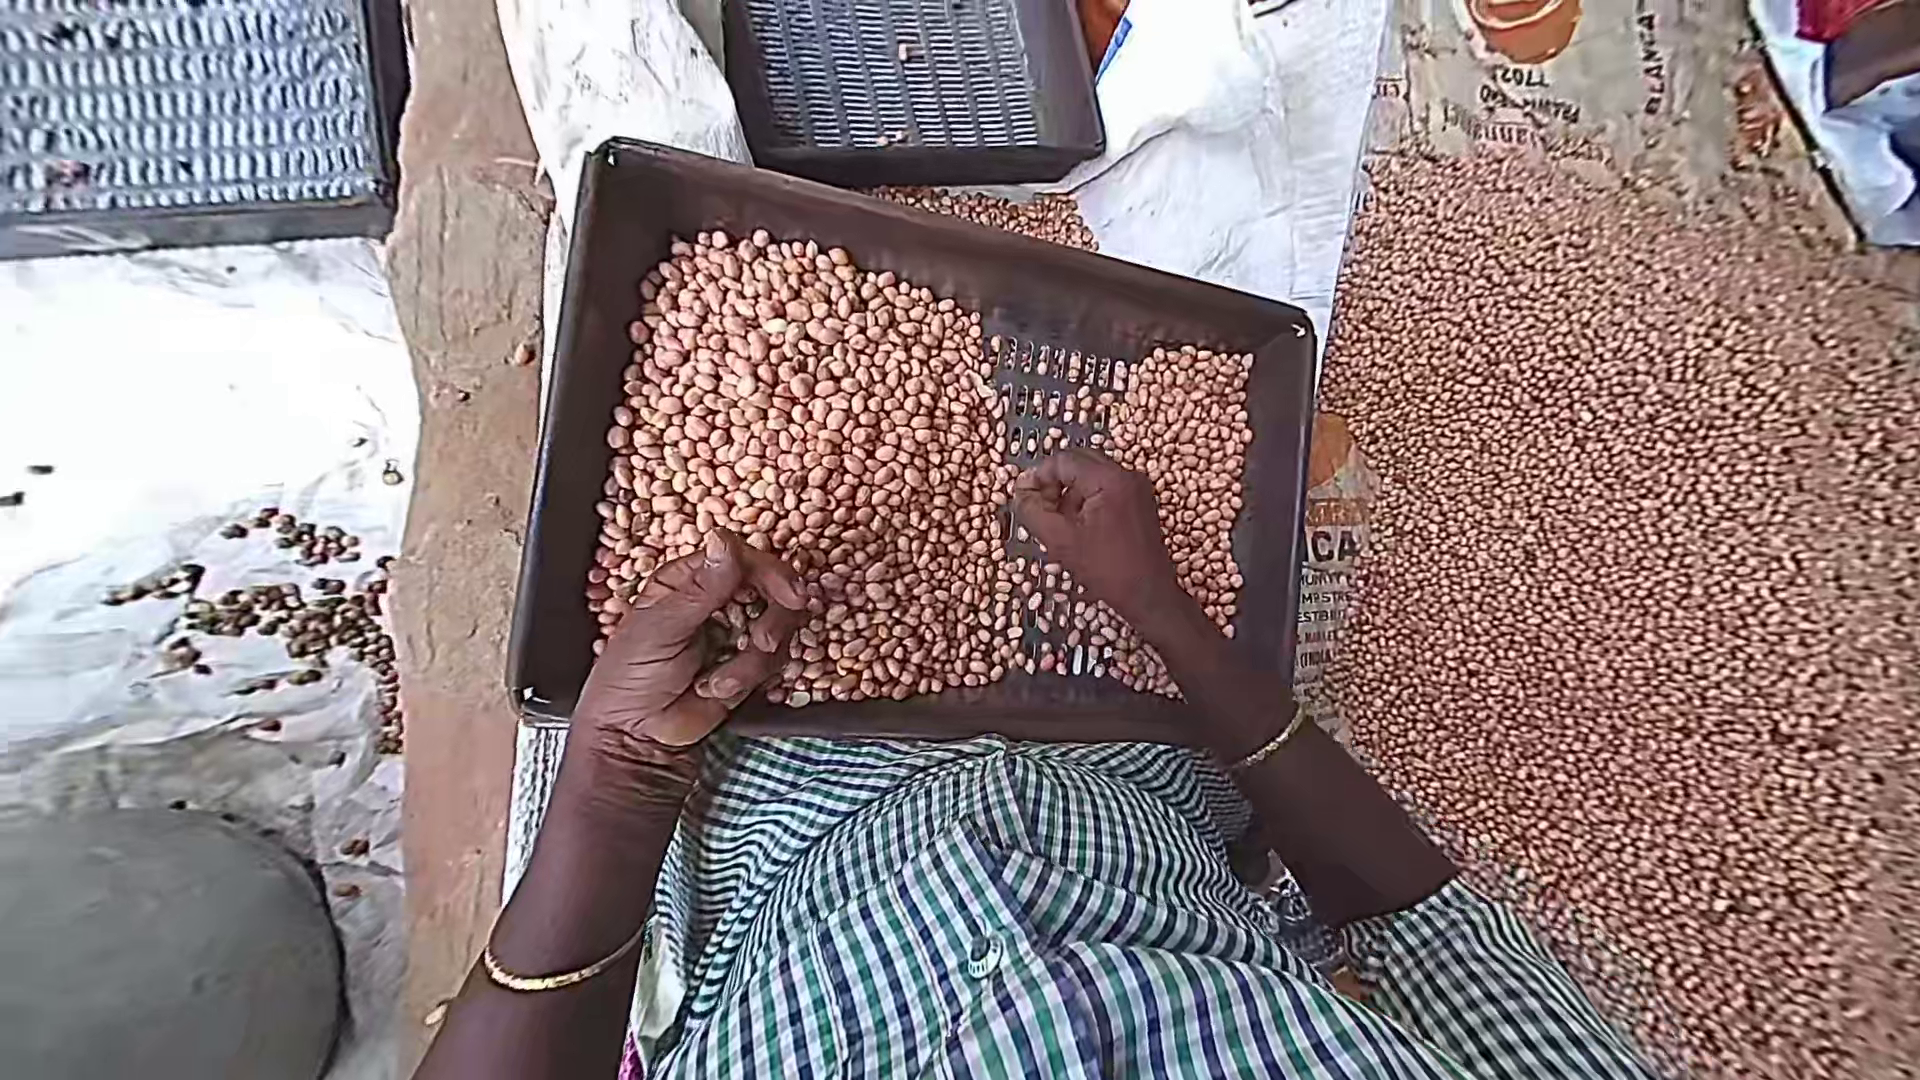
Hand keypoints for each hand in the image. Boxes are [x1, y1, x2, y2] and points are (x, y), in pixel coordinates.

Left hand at [571, 528, 805, 786]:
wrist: (635, 739)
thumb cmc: (630, 678)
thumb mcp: (661, 629)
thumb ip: (701, 588)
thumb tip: (723, 539)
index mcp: (691, 578)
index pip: (743, 558)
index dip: (770, 571)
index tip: (789, 593)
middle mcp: (720, 597)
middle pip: (773, 586)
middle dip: (774, 617)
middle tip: (765, 641)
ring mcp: (739, 628)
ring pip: (780, 623)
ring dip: (755, 657)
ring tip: (721, 681)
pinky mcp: (751, 660)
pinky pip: (775, 657)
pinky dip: (750, 676)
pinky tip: (716, 690)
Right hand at [1011, 448, 1189, 632]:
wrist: (1149, 595)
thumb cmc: (1108, 570)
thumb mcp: (1060, 541)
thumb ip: (1032, 511)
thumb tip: (1020, 494)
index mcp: (1110, 479)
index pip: (1063, 460)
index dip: (1039, 477)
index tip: (1026, 499)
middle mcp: (1127, 476)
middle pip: (1078, 462)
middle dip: (1054, 483)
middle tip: (1040, 509)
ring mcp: (1137, 488)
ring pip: (1090, 475)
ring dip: (1069, 494)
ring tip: (1059, 523)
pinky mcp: (1140, 502)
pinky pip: (1105, 488)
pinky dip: (1086, 501)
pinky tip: (1078, 528)